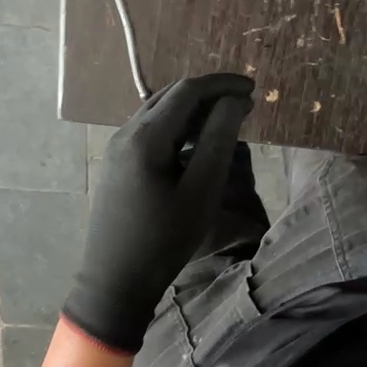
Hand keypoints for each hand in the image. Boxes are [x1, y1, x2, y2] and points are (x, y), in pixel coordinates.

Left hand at [62, 73, 255, 352]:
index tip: (253, 89)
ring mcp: (117, 146)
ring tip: (226, 118)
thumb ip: (218, 139)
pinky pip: (150, 128)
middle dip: (209, 92)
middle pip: (171, 95)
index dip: (222, 84)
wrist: (114, 281)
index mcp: (146, 136)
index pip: (188, 90)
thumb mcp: (201, 190)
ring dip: (193, 108)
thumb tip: (234, 101)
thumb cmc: (164, 239)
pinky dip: (178, 124)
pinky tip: (196, 141)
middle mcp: (126, 132)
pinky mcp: (117, 162)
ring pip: (159, 110)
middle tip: (245, 102)